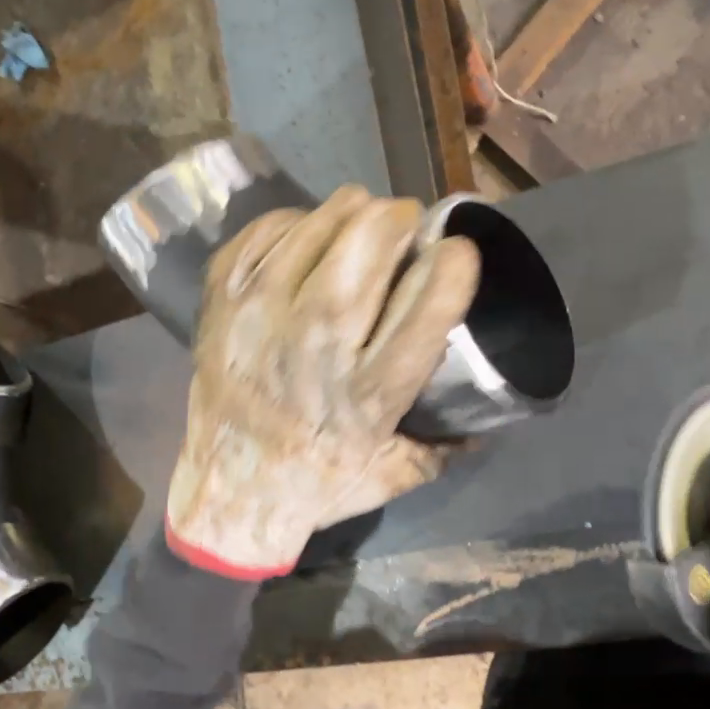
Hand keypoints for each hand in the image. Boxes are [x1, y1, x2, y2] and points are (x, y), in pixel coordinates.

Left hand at [165, 186, 479, 579]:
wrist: (228, 491)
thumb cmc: (316, 485)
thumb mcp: (393, 474)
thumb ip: (444, 445)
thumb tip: (485, 421)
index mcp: (370, 390)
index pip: (428, 298)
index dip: (454, 261)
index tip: (454, 254)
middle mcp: (317, 342)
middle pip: (372, 237)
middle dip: (400, 222)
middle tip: (402, 235)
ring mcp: (263, 313)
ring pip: (324, 220)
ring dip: (353, 216)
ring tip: (358, 235)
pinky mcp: (223, 297)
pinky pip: (273, 227)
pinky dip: (299, 226)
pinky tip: (308, 246)